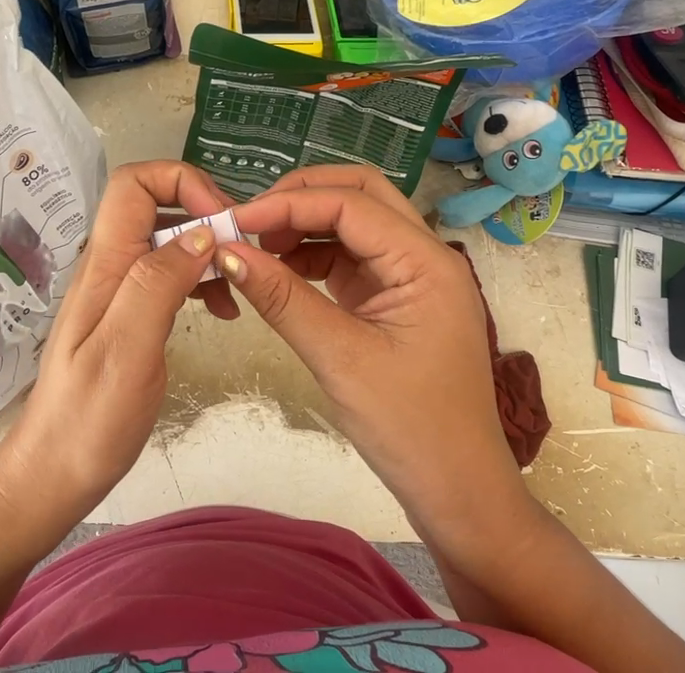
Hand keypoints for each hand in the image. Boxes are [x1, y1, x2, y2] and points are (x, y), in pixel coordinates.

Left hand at [0, 161, 229, 522]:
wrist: (56, 471)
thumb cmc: (90, 418)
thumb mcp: (127, 350)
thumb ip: (159, 284)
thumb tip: (202, 231)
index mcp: (105, 265)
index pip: (134, 184)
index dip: (181, 182)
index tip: (221, 220)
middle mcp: (109, 267)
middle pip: (155, 203)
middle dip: (204, 213)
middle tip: (243, 253)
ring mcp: (118, 290)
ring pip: (167, 239)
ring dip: (207, 249)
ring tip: (237, 286)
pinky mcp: (130, 315)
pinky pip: (169, 275)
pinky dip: (200, 280)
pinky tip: (221, 310)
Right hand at [220, 166, 526, 515]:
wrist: (456, 490)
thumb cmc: (408, 426)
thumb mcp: (339, 358)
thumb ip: (282, 298)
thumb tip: (227, 252)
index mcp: (426, 261)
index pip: (351, 203)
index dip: (288, 204)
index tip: (235, 221)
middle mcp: (423, 256)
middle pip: (361, 194)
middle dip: (301, 197)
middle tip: (249, 220)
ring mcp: (409, 277)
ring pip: (353, 223)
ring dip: (304, 225)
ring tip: (255, 248)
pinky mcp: (393, 300)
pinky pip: (349, 258)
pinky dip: (311, 257)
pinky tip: (277, 273)